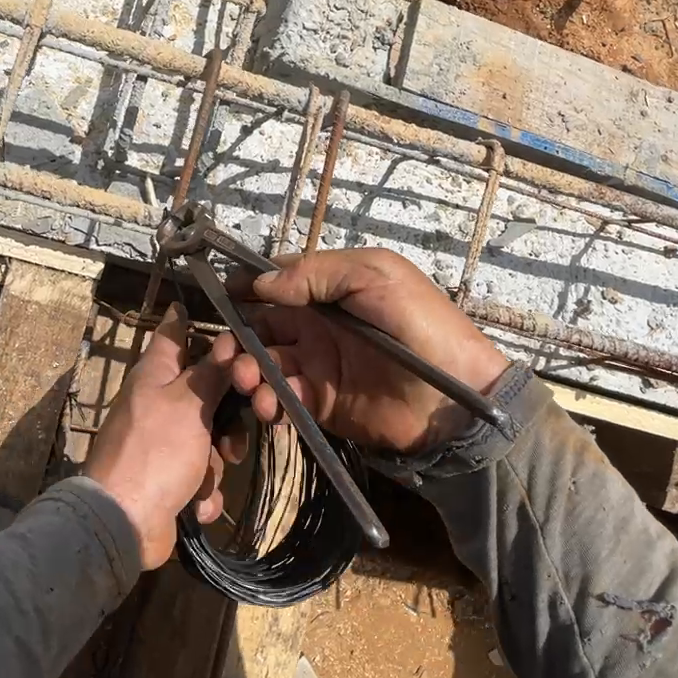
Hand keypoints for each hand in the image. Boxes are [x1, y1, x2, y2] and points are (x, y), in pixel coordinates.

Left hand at [83, 303, 233, 569]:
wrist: (124, 521)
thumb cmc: (156, 450)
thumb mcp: (190, 403)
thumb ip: (212, 372)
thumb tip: (227, 338)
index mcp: (154, 374)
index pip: (172, 334)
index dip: (186, 319)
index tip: (201, 306)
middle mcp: (155, 402)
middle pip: (204, 393)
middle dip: (226, 419)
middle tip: (235, 436)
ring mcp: (159, 442)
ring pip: (206, 439)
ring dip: (212, 464)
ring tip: (207, 480)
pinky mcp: (166, 478)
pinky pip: (197, 476)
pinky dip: (200, 491)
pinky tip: (196, 505)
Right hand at [213, 248, 508, 453]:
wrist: (455, 398)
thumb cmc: (419, 324)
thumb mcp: (374, 276)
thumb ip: (316, 273)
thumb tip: (262, 283)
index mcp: (330, 289)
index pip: (277, 280)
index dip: (248, 285)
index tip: (222, 293)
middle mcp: (317, 324)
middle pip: (260, 325)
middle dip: (237, 337)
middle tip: (225, 354)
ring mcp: (317, 364)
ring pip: (264, 362)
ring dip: (247, 370)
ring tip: (248, 381)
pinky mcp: (320, 402)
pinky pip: (281, 397)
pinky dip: (267, 400)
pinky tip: (269, 404)